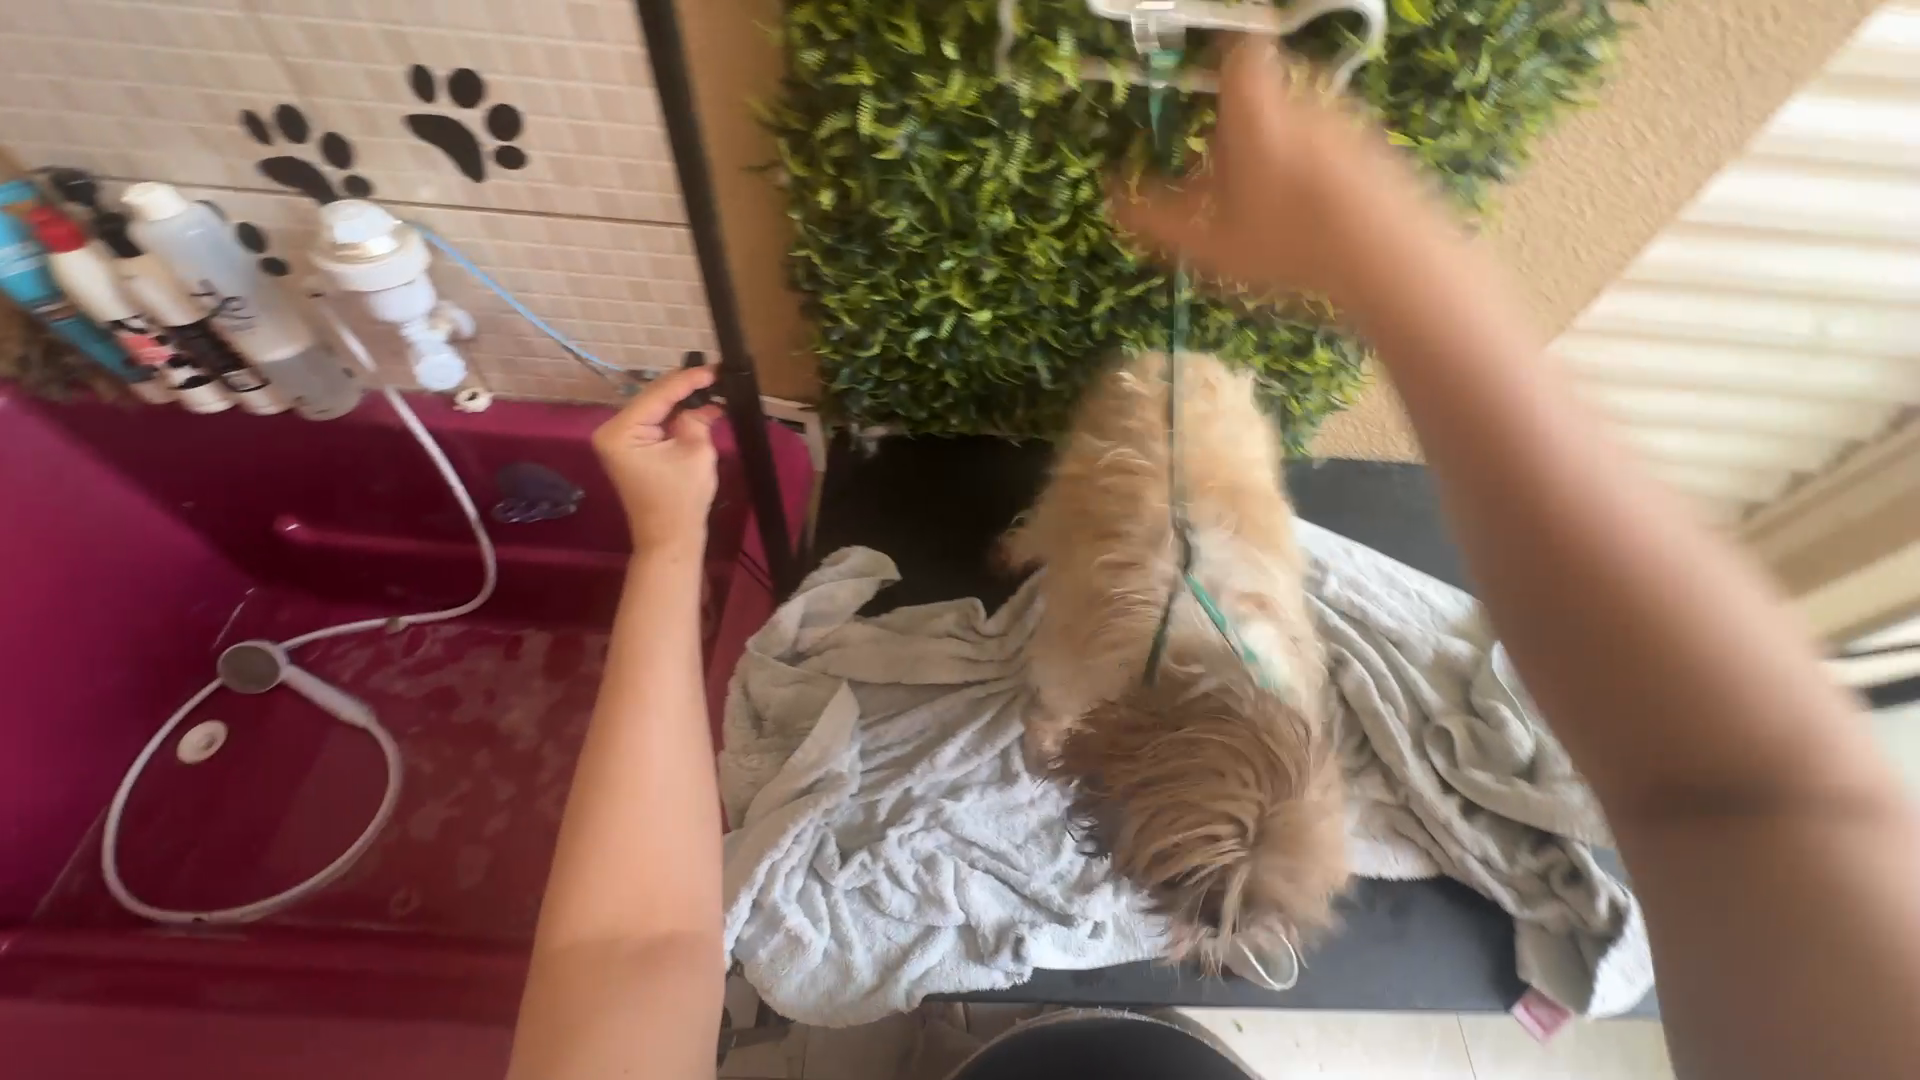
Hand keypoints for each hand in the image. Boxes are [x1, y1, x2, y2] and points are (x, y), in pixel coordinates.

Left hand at [592, 365, 722, 553]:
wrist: (670, 539)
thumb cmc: (681, 500)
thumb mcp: (696, 453)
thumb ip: (696, 420)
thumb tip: (703, 404)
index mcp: (620, 431)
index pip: (657, 394)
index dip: (688, 379)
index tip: (715, 368)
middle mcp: (613, 431)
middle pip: (653, 399)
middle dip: (685, 388)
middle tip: (716, 374)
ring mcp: (621, 441)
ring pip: (656, 410)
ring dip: (683, 402)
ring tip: (713, 388)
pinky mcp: (632, 449)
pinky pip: (657, 425)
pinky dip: (678, 418)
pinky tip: (701, 409)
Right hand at [1109, 36, 1435, 304]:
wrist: (1387, 254)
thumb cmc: (1286, 243)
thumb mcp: (1210, 242)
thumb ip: (1158, 218)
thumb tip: (1112, 200)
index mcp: (1257, 114)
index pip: (1239, 57)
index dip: (1220, 66)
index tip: (1205, 101)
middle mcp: (1302, 103)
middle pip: (1264, 97)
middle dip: (1240, 132)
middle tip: (1224, 185)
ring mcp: (1343, 122)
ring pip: (1295, 123)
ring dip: (1275, 154)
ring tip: (1266, 212)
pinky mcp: (1373, 147)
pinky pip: (1328, 145)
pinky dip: (1310, 170)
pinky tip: (1308, 219)